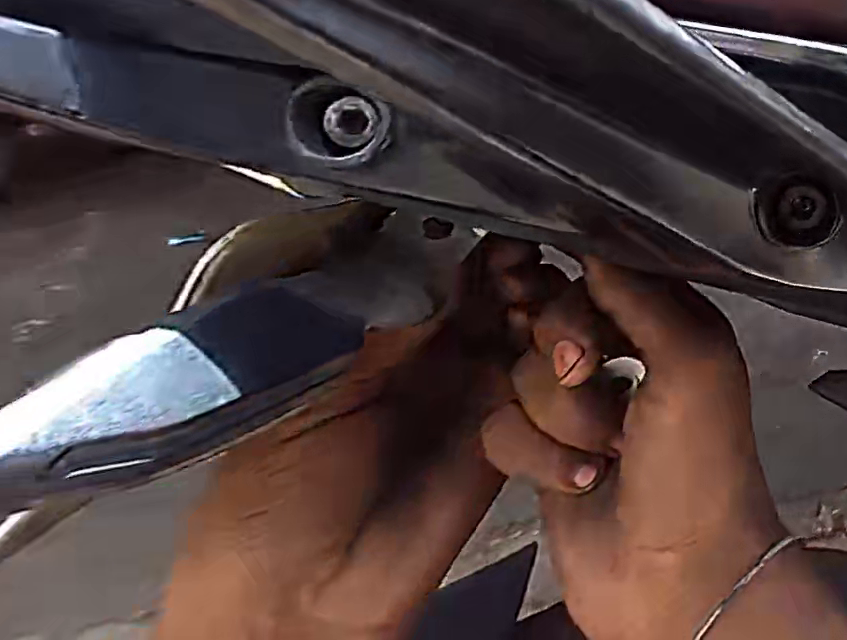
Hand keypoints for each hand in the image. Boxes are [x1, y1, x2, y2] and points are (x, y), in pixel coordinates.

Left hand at [155, 236, 561, 639]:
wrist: (303, 605)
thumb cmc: (276, 501)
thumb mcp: (309, 403)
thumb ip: (381, 332)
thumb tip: (445, 261)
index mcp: (401, 330)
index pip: (460, 269)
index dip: (491, 249)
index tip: (510, 244)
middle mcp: (457, 346)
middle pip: (520, 289)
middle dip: (536, 281)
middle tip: (528, 290)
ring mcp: (494, 384)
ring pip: (553, 328)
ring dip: (563, 324)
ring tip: (551, 340)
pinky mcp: (524, 426)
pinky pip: (563, 388)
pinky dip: (570, 380)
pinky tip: (565, 379)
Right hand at [482, 254, 846, 639]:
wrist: (674, 571)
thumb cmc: (699, 459)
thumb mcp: (689, 364)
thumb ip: (643, 301)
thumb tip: (597, 249)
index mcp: (672, 323)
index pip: (610, 276)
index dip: (586, 290)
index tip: (576, 300)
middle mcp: (627, 354)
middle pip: (557, 319)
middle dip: (570, 355)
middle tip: (591, 376)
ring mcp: (582, 403)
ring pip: (524, 373)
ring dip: (564, 417)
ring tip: (608, 448)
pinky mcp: (543, 451)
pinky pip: (502, 427)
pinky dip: (539, 456)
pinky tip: (582, 479)